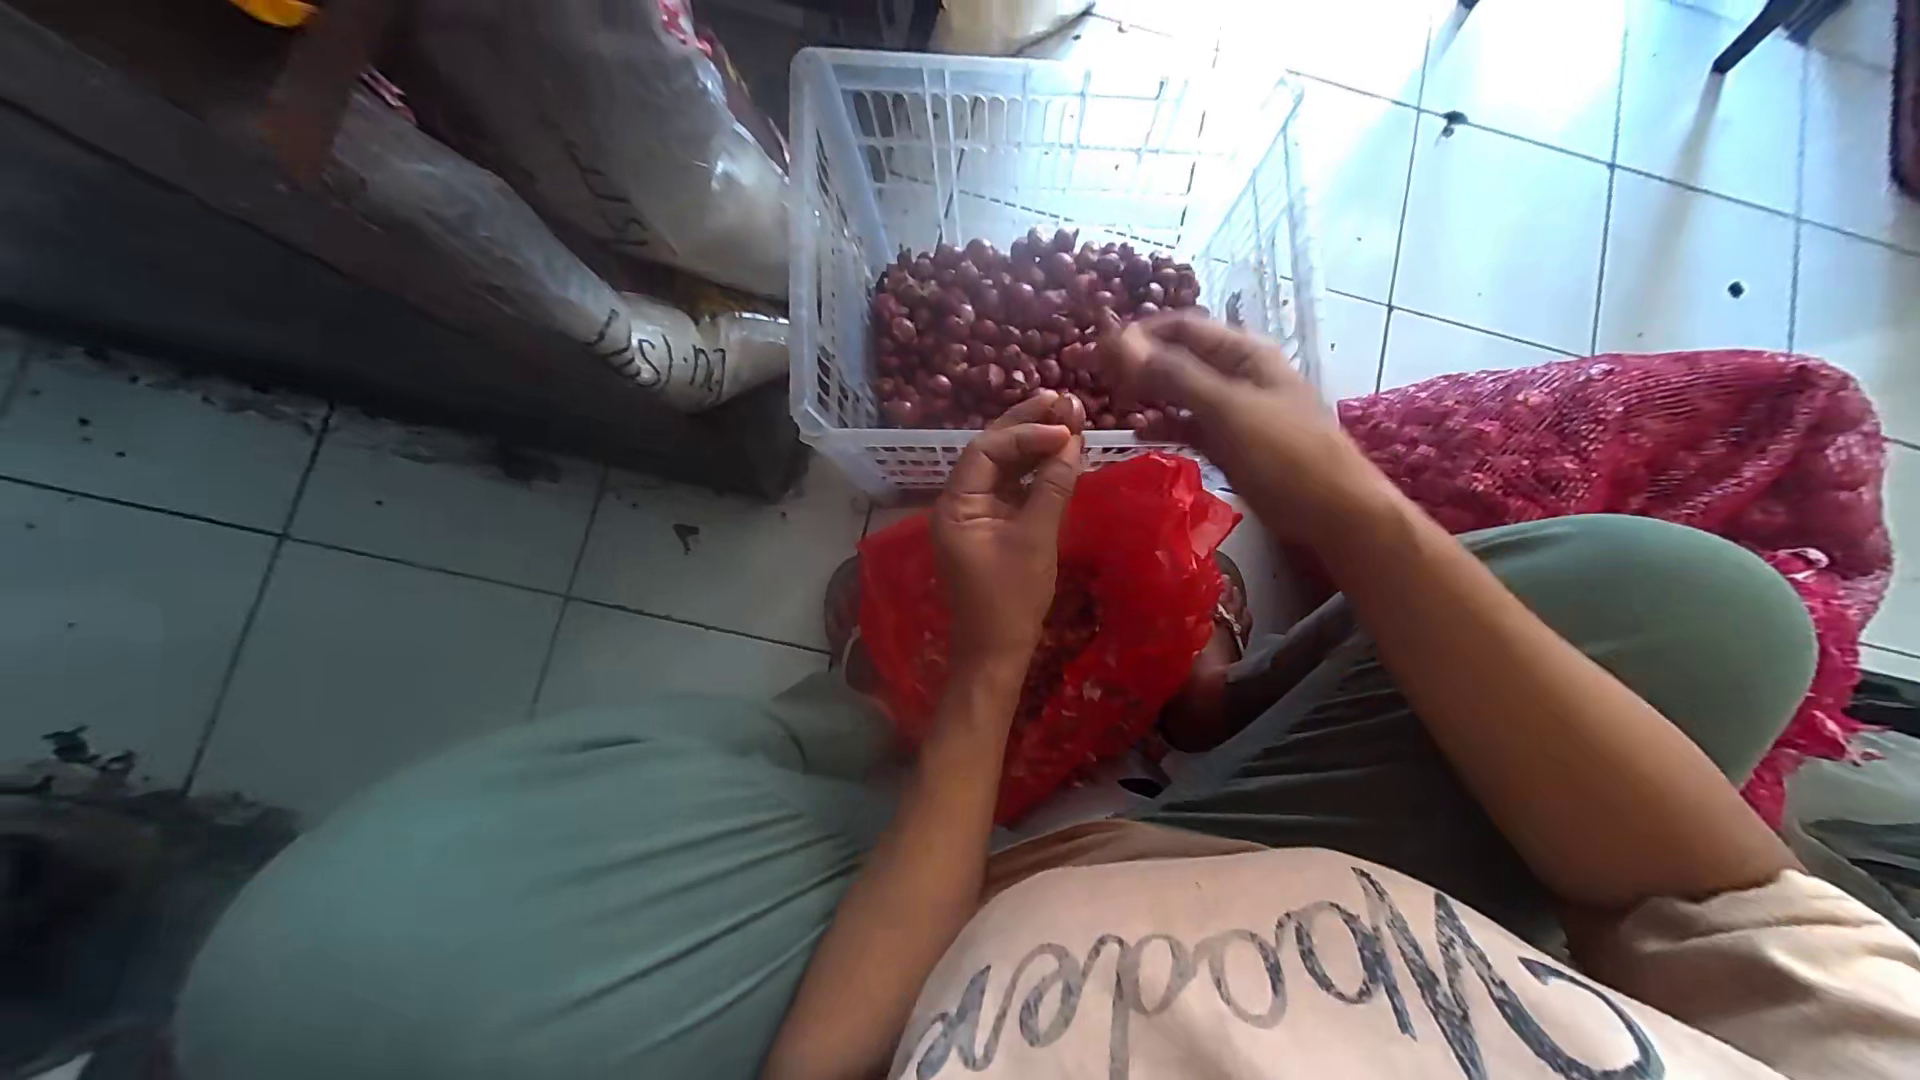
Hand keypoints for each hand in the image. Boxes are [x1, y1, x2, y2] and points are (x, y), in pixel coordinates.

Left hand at [932, 391, 1086, 674]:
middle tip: (1061, 399)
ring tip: (1065, 418)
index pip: (986, 451)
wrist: (997, 650)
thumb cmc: (1012, 598)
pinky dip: (1033, 472)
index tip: (1064, 428)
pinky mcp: (990, 526)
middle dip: (1025, 425)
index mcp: (955, 504)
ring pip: (1001, 467)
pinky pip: (1010, 489)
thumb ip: (1052, 487)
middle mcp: (958, 502)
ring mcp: (973, 514)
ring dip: (1032, 444)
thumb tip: (1071, 442)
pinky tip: (1057, 454)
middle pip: (990, 451)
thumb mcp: (1036, 538)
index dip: (1025, 433)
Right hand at [1101, 312, 1389, 546]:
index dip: (1138, 333)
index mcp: (1243, 352)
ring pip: (1178, 391)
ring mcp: (1231, 408)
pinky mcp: (1227, 440)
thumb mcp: (1227, 409)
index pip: (1180, 327)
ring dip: (1147, 393)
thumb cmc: (1285, 453)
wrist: (1331, 510)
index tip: (1097, 349)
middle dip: (1136, 362)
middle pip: (1176, 357)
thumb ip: (1173, 375)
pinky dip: (1163, 425)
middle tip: (1094, 374)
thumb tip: (1120, 344)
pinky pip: (1187, 424)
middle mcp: (1235, 373)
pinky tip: (1139, 432)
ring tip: (1110, 402)